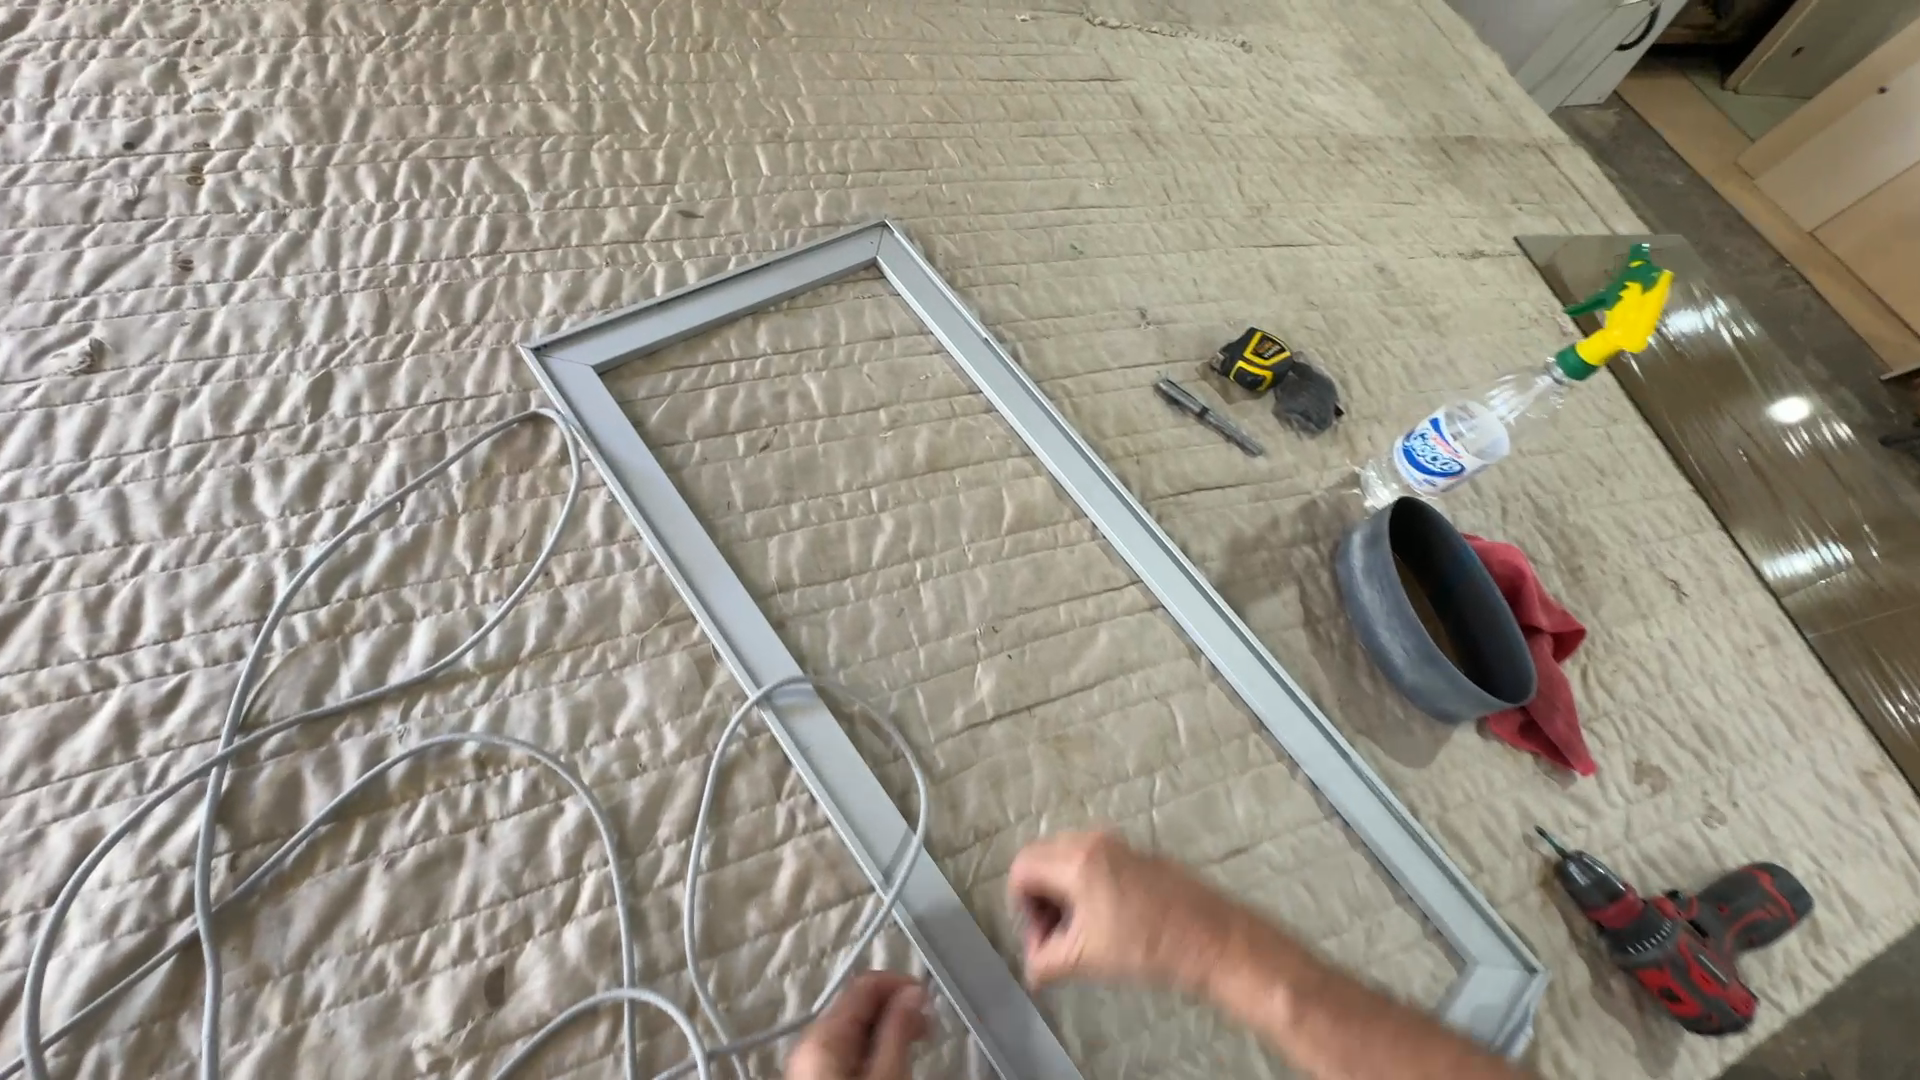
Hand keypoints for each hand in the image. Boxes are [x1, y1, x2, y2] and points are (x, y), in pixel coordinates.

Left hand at [784, 971, 928, 1079]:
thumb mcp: (885, 1075)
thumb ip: (898, 1029)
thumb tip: (913, 991)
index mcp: (823, 1031)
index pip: (865, 982)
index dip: (900, 982)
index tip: (927, 997)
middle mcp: (809, 1038)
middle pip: (858, 1003)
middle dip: (894, 1006)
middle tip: (925, 1023)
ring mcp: (808, 1059)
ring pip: (853, 1027)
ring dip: (884, 1027)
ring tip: (911, 1043)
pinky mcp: (812, 1076)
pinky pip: (844, 1048)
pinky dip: (869, 1046)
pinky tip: (885, 1060)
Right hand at [1007, 831, 1249, 992]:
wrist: (1211, 938)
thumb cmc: (1147, 946)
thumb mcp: (1085, 959)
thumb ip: (1044, 962)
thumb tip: (1032, 966)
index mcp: (1075, 860)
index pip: (1022, 868)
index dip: (1021, 906)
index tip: (1042, 937)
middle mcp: (1090, 840)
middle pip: (1041, 858)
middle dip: (1041, 898)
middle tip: (1058, 935)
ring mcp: (1115, 841)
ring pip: (1066, 857)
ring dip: (1063, 891)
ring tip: (1082, 929)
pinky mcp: (1134, 850)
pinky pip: (1092, 857)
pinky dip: (1085, 883)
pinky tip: (1107, 918)